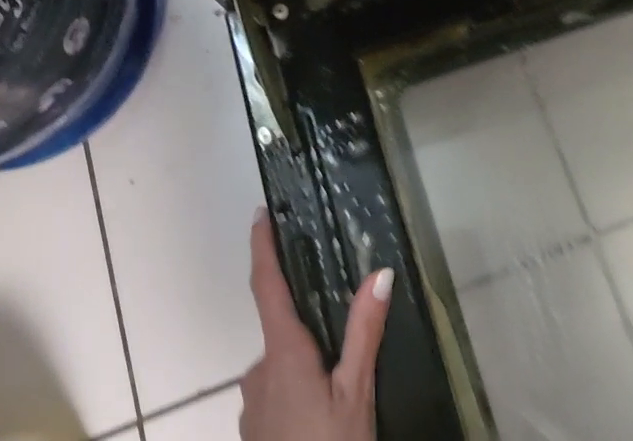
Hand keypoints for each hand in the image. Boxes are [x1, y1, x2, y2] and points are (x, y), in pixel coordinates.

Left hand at [241, 208, 394, 440]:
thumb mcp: (357, 393)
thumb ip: (365, 332)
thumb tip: (380, 273)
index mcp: (284, 353)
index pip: (267, 286)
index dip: (262, 247)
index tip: (260, 213)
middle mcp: (259, 370)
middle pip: (283, 330)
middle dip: (310, 332)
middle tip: (345, 357)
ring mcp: (252, 402)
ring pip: (282, 366)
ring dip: (306, 368)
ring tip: (339, 398)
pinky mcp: (253, 428)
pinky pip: (276, 393)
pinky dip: (297, 393)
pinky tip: (321, 420)